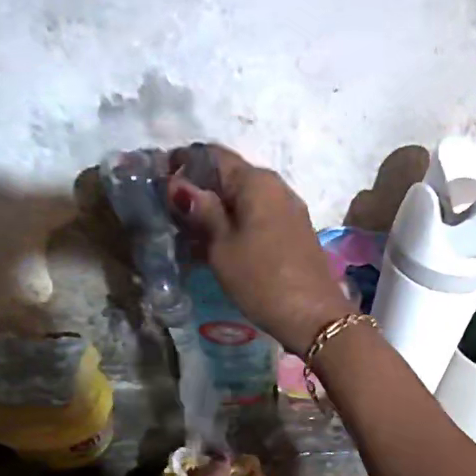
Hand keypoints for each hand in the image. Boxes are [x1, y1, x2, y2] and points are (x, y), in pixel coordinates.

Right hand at [168, 144, 355, 353]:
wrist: (315, 319)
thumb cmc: (262, 281)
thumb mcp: (223, 248)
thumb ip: (202, 212)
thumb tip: (180, 185)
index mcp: (256, 181)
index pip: (211, 156)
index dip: (183, 163)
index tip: (161, 180)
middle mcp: (277, 187)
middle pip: (231, 178)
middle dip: (201, 191)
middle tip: (173, 214)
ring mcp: (291, 212)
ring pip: (246, 201)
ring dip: (220, 212)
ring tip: (193, 234)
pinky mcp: (297, 236)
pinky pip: (260, 220)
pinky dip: (239, 227)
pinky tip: (222, 246)